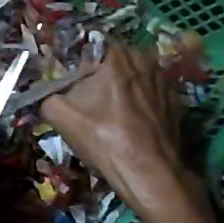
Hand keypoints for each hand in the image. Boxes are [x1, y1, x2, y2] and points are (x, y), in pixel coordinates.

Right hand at [41, 48, 188, 212]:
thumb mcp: (59, 115)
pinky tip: (133, 124)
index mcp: (116, 55)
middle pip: (114, 62)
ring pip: (134, 77)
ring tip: (112, 115)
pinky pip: (151, 94)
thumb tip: (47, 95)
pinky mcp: (177, 101)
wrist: (149, 173)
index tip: (74, 89)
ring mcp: (164, 80)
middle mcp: (144, 60)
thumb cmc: (103, 138)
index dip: (79, 69)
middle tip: (91, 103)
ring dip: (123, 89)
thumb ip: (47, 96)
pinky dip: (141, 103)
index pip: (90, 49)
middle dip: (102, 77)